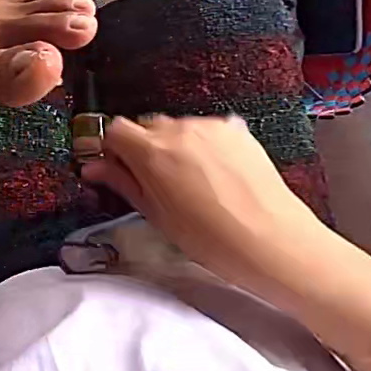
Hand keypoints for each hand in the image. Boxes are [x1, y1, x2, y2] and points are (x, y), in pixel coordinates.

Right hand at [80, 115, 326, 294]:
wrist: (275, 244)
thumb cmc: (217, 240)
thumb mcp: (156, 215)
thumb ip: (122, 183)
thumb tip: (96, 169)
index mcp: (152, 151)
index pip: (114, 129)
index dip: (112, 148)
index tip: (115, 165)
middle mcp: (179, 130)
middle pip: (144, 126)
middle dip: (142, 148)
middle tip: (152, 181)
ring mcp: (209, 127)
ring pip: (175, 127)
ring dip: (172, 147)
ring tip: (187, 183)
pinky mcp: (235, 130)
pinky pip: (204, 130)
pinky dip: (200, 146)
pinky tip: (210, 175)